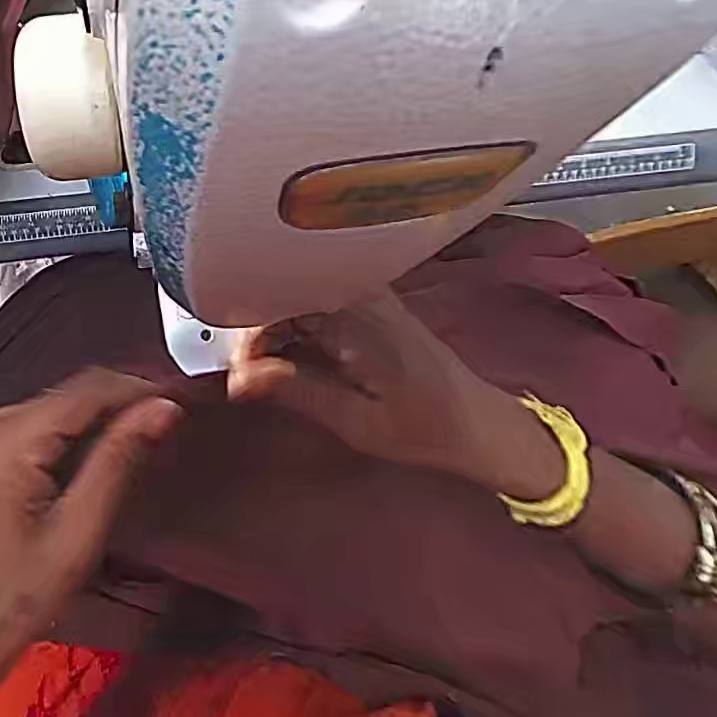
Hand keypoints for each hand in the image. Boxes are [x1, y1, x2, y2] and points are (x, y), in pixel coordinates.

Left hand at [0, 370, 180, 716]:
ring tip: (140, 432)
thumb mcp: (80, 530)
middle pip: (71, 391)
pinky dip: (75, 427)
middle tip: (163, 417)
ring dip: (101, 413)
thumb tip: (159, 410)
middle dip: (121, 400)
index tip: (173, 398)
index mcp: (5, 443)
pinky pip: (41, 417)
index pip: (86, 390)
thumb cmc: (13, 600)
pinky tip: (100, 447)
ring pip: (59, 400)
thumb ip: (120, 458)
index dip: (136, 389)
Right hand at [227, 291, 563, 498]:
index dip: (248, 335)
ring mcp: (362, 290)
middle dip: (254, 333)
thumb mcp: (356, 421)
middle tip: (250, 378)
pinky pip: (307, 300)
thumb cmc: (427, 426)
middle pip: (280, 290)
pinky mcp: (362, 299)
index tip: (241, 373)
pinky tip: (291, 359)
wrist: (477, 422)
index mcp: (359, 313)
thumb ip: (296, 391)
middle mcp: (360, 290)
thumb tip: (239, 378)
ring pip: (289, 294)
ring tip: (270, 373)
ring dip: (270, 330)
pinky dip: (289, 328)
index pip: (278, 300)